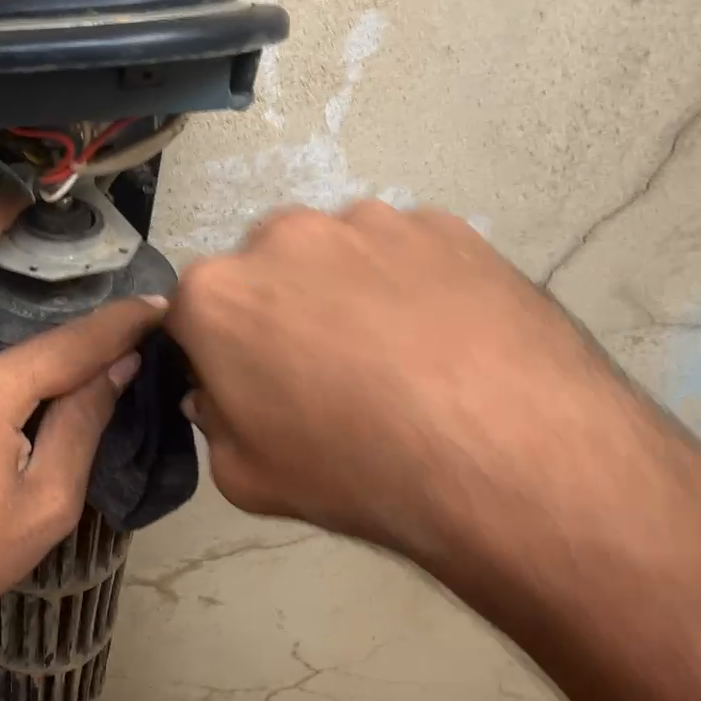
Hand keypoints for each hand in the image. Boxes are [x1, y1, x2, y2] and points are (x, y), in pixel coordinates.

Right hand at [168, 200, 700, 598]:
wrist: (514, 459)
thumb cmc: (355, 471)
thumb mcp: (245, 478)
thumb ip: (213, 423)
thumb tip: (218, 392)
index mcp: (216, 295)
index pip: (186, 314)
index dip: (209, 354)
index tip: (241, 386)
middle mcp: (280, 238)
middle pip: (257, 273)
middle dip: (272, 313)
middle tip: (316, 371)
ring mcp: (367, 223)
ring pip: (330, 255)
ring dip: (338, 292)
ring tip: (391, 356)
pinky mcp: (443, 224)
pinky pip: (401, 253)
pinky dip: (405, 284)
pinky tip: (440, 338)